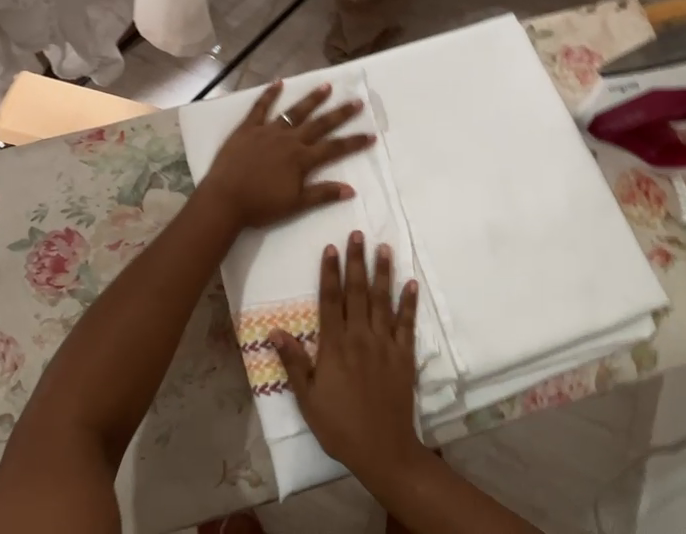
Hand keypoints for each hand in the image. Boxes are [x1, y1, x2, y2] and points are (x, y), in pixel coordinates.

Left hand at [199, 81, 373, 229]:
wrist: (225, 199)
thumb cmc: (260, 205)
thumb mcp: (295, 204)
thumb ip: (323, 194)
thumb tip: (351, 189)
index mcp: (301, 159)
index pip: (334, 148)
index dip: (353, 142)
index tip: (371, 135)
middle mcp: (289, 140)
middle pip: (319, 124)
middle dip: (340, 113)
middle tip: (357, 102)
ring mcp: (267, 131)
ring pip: (295, 112)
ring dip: (311, 99)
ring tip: (327, 86)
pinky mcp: (247, 128)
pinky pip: (260, 107)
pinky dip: (270, 94)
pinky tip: (278, 82)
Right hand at [271, 233, 426, 483]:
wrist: (383, 450)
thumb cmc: (339, 426)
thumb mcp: (307, 398)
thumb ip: (294, 362)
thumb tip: (275, 331)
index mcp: (335, 346)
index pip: (331, 300)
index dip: (330, 272)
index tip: (330, 247)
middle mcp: (360, 337)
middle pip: (357, 292)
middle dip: (356, 261)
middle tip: (358, 235)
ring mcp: (385, 345)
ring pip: (382, 301)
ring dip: (383, 273)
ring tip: (384, 248)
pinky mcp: (404, 356)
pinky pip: (407, 324)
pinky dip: (409, 303)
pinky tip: (411, 284)